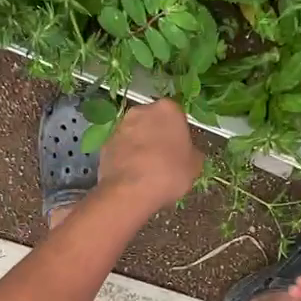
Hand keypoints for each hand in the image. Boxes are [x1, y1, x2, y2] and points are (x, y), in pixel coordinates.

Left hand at [98, 99, 202, 213]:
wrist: (130, 191)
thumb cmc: (168, 174)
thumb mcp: (194, 167)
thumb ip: (193, 154)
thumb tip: (190, 154)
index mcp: (168, 109)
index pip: (177, 116)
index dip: (179, 135)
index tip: (180, 151)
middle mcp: (142, 110)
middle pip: (153, 122)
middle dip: (157, 137)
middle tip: (163, 160)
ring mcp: (121, 126)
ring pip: (135, 134)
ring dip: (140, 146)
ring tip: (145, 170)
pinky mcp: (106, 143)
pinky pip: (121, 149)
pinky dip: (125, 158)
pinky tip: (131, 175)